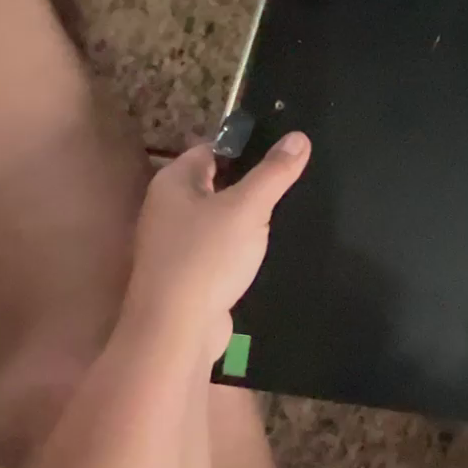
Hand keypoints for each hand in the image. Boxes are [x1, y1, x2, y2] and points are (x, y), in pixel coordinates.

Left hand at [123, 131, 311, 350]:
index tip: (283, 154)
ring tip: (285, 217)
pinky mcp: (187, 274)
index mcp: (174, 182)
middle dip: (251, 186)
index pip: (212, 148)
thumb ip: (274, 172)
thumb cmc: (206, 257)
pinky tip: (264, 254)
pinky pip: (218, 250)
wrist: (176, 331)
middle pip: (216, 184)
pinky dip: (239, 250)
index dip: (246, 148)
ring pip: (220, 219)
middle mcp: (168, 208)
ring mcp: (175, 244)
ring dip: (247, 221)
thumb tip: (299, 136)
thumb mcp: (248, 208)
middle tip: (291, 185)